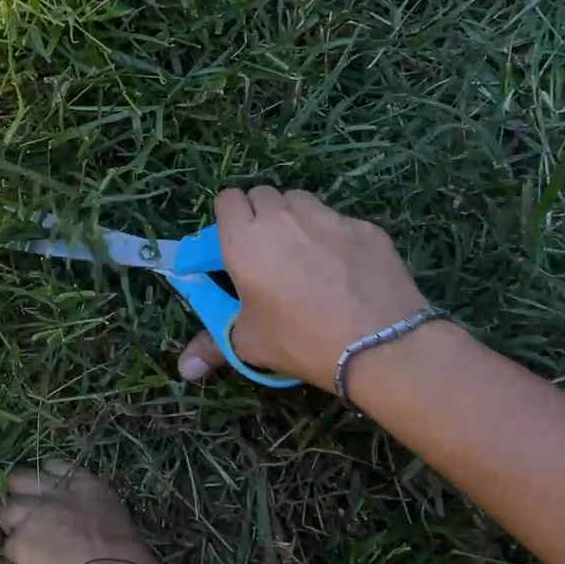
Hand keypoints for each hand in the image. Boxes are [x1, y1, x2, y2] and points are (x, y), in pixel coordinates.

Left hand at [0, 461, 196, 563]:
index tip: (52, 490)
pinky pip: (8, 546)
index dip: (53, 478)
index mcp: (93, 489)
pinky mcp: (19, 541)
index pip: (63, 468)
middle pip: (23, 476)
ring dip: (9, 522)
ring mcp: (35, 514)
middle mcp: (60, 493)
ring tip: (17, 539)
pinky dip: (14, 558)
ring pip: (6, 508)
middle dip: (20, 490)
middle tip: (24, 510)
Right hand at [177, 186, 427, 390]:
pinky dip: (336, 236)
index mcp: (244, 239)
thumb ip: (212, 347)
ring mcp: (327, 218)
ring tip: (306, 251)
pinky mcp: (364, 228)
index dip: (230, 214)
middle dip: (261, 212)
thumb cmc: (301, 340)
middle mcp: (281, 218)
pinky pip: (340, 221)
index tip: (235, 237)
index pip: (227, 198)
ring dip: (297, 217)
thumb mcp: (250, 344)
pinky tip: (346, 268)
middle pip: (263, 193)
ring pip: (302, 201)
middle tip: (268, 246)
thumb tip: (183, 370)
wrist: (381, 345)